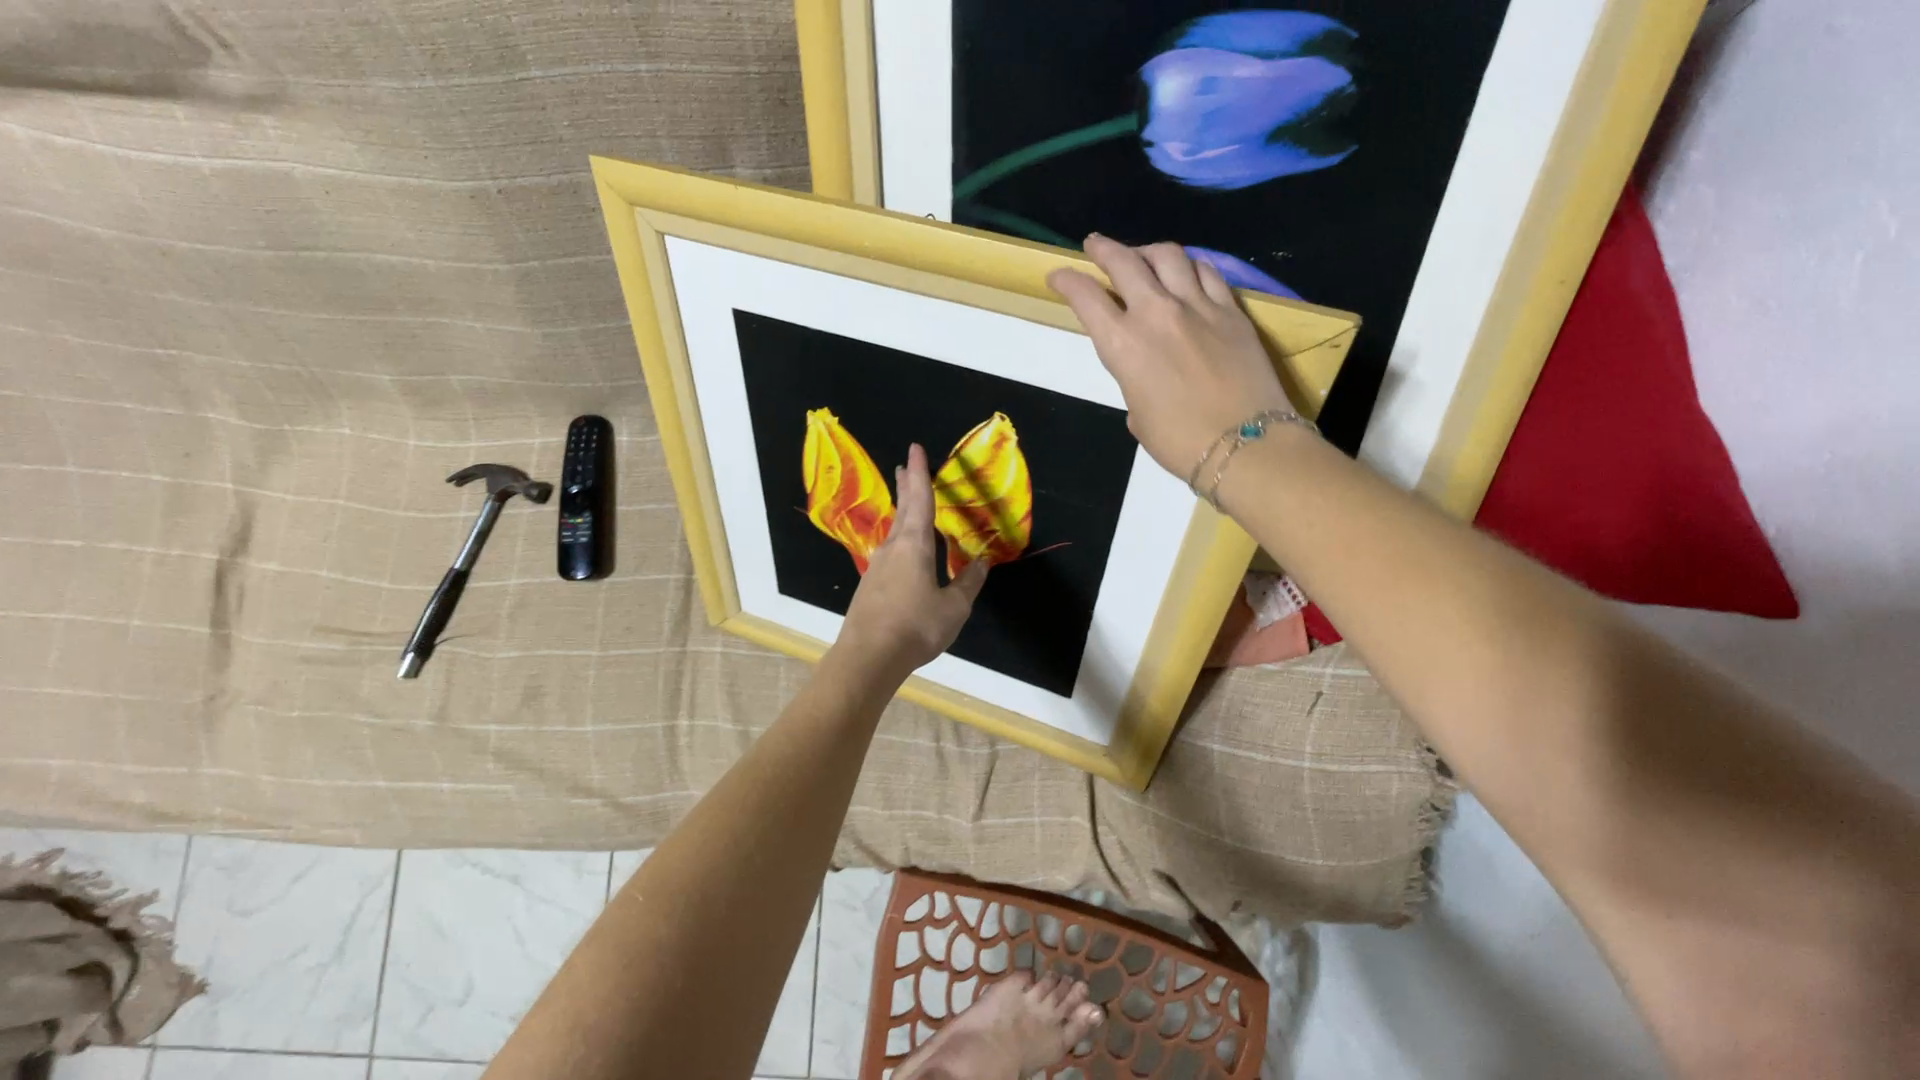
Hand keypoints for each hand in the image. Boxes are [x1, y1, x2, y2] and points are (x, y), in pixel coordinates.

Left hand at [834, 443, 989, 678]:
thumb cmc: (916, 626)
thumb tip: (982, 563)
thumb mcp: (954, 607)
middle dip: (906, 486)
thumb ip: (968, 582)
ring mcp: (877, 567)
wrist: (868, 656)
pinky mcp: (870, 587)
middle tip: (904, 465)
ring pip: (894, 532)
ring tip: (909, 505)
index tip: (915, 449)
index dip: (919, 474)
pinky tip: (905, 554)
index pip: (920, 500)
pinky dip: (901, 542)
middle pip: (902, 510)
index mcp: (914, 545)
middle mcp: (893, 549)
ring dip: (903, 514)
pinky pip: (890, 554)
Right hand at [1047, 235, 1294, 476]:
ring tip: (1143, 255)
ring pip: (1168, 255)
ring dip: (1147, 250)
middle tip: (1095, 245)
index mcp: (1123, 344)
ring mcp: (1198, 306)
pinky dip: (1190, 265)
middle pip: (1124, 262)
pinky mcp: (1231, 310)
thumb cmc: (1181, 443)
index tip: (1058, 276)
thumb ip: (1133, 381)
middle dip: (1103, 249)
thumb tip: (1145, 372)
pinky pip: (1206, 271)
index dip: (1066, 281)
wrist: (1245, 444)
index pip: (1085, 297)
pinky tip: (1187, 271)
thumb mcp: (1138, 415)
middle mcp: (1156, 313)